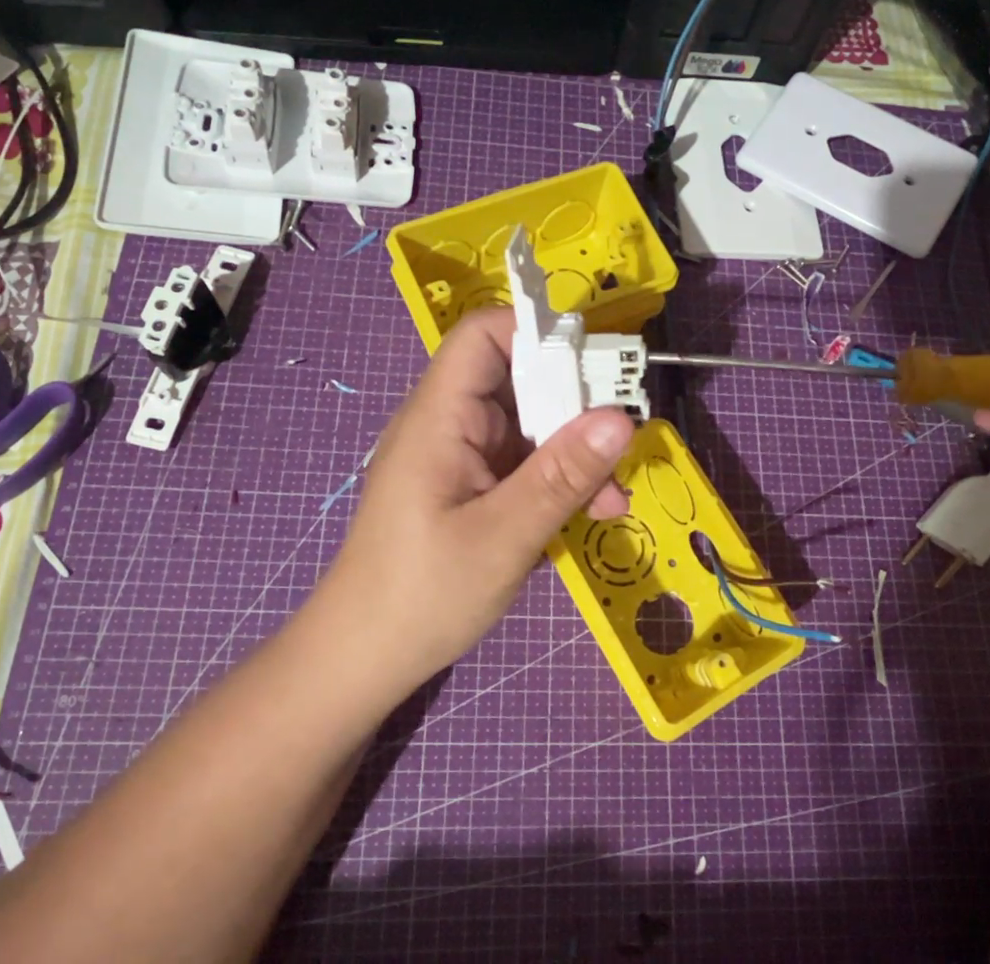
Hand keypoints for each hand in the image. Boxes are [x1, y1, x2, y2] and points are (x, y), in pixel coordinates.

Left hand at [319, 308, 634, 685]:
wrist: (364, 657)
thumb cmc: (423, 594)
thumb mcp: (504, 536)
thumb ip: (563, 476)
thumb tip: (622, 417)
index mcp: (440, 417)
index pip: (484, 336)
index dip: (539, 334)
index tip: (598, 364)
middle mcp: (448, 426)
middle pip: (518, 381)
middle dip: (576, 407)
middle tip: (624, 442)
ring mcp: (458, 459)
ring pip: (528, 428)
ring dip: (574, 454)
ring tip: (613, 499)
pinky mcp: (468, 490)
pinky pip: (521, 466)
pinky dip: (556, 482)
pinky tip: (590, 516)